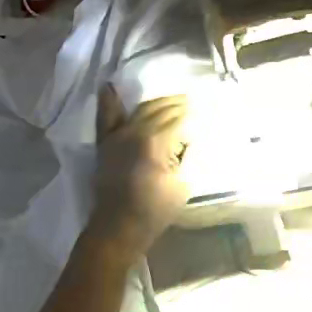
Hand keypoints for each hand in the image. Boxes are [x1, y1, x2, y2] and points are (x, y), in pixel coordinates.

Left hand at [85, 89, 189, 253]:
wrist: (118, 225)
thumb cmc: (154, 210)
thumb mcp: (183, 184)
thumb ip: (189, 155)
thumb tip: (193, 137)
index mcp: (155, 141)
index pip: (179, 119)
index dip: (194, 116)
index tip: (206, 112)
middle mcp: (134, 131)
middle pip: (161, 110)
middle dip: (179, 105)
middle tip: (193, 103)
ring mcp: (117, 134)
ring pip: (140, 109)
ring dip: (159, 102)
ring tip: (173, 100)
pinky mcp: (105, 142)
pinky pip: (106, 116)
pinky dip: (109, 100)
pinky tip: (109, 86)